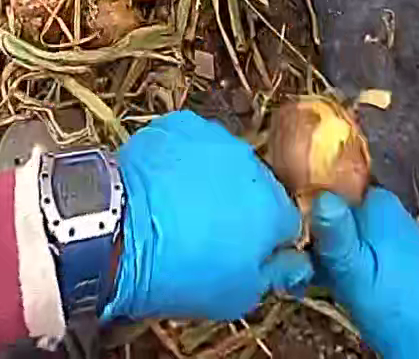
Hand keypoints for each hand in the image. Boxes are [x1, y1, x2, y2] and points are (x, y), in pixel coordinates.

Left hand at [104, 111, 311, 320]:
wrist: (122, 227)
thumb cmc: (180, 268)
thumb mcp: (236, 294)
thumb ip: (274, 273)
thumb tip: (295, 263)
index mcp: (272, 205)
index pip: (287, 220)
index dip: (267, 239)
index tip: (246, 252)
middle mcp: (251, 162)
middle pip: (256, 185)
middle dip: (241, 204)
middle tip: (210, 232)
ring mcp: (216, 137)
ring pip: (225, 160)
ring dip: (213, 178)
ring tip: (182, 207)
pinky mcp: (183, 123)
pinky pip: (192, 141)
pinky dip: (183, 157)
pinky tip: (165, 182)